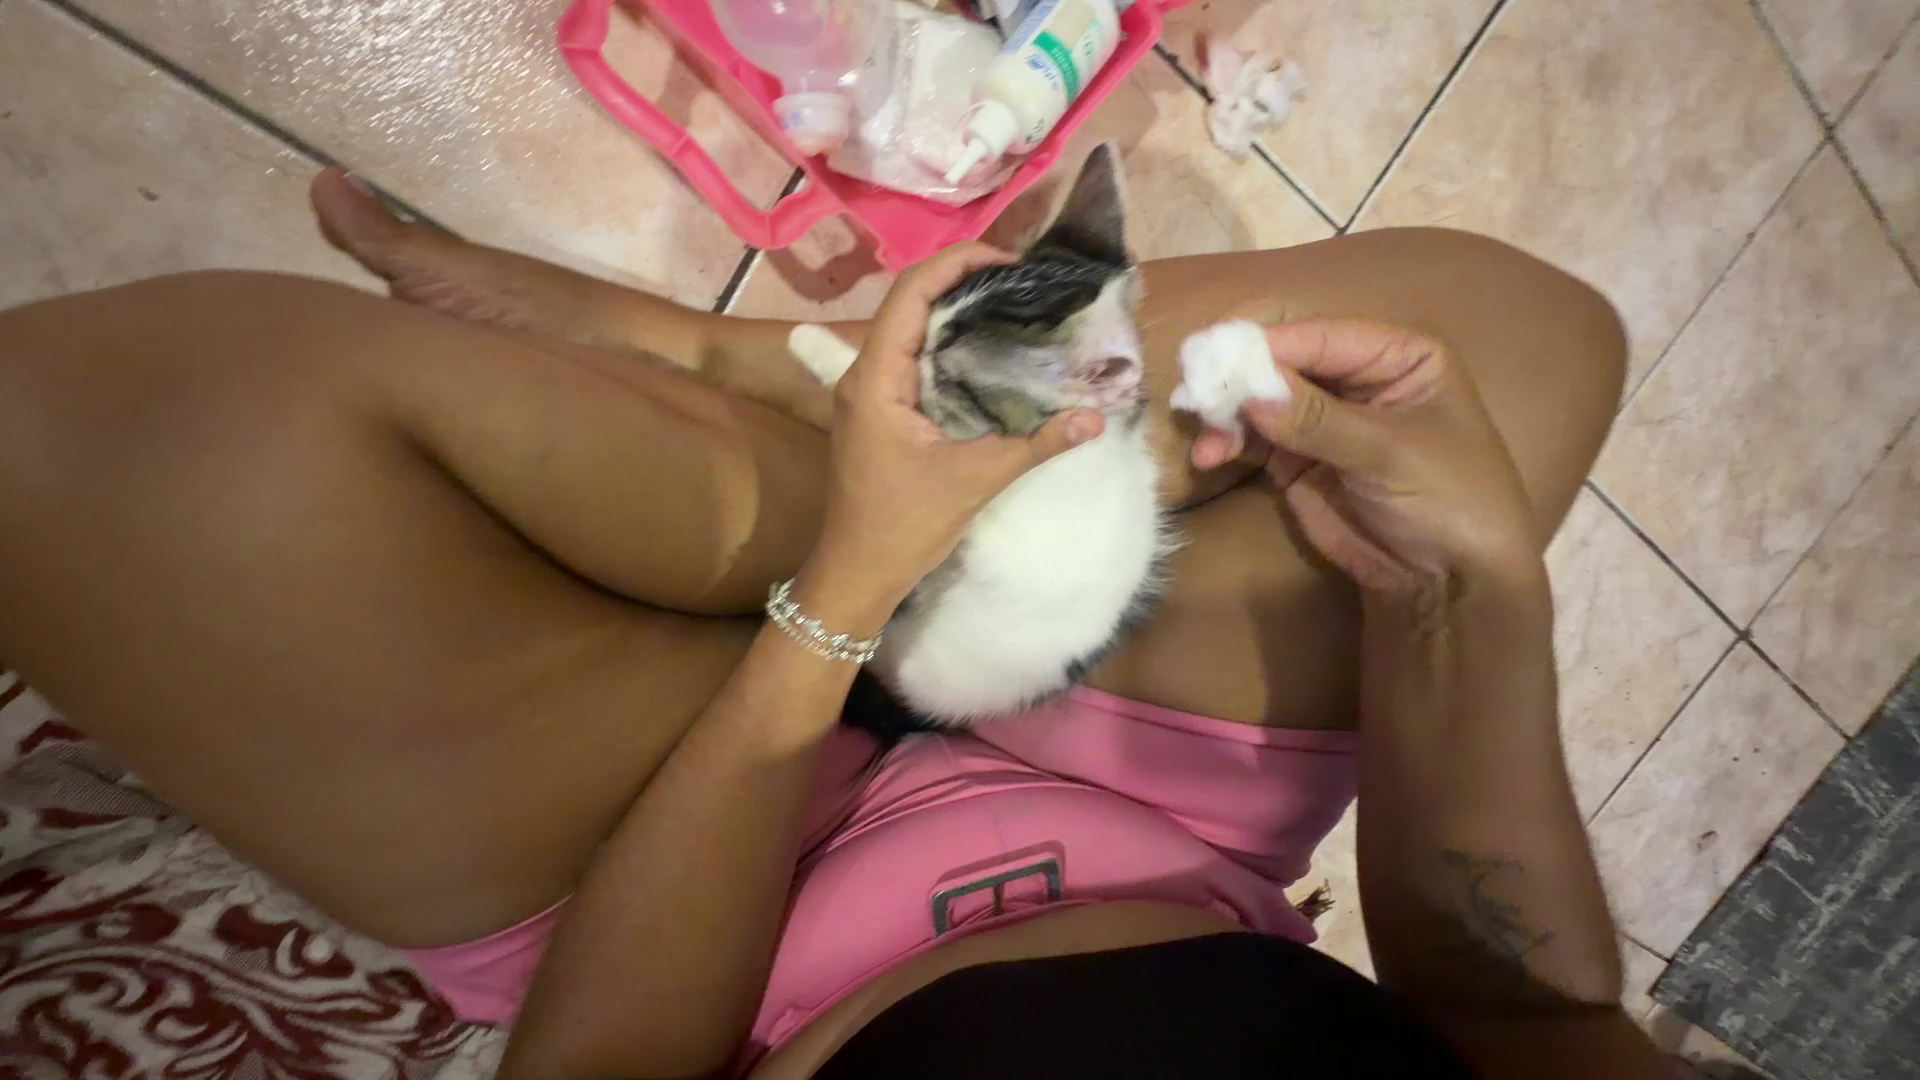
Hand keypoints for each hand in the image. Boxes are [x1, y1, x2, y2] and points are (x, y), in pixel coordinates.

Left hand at [796, 244, 1104, 628]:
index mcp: (876, 379)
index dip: (956, 264)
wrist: (857, 573)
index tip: (1008, 263)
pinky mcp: (879, 414)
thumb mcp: (974, 481)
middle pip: (909, 304)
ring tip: (1009, 306)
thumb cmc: (903, 527)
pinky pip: (912, 362)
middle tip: (1019, 284)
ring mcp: (868, 395)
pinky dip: (947, 348)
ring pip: (909, 332)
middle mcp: (865, 376)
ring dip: (953, 314)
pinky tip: (985, 353)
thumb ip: (1034, 445)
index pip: (910, 294)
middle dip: (961, 283)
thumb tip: (1096, 419)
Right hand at [1191, 319, 1536, 595]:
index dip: (1270, 346)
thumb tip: (1250, 393)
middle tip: (1194, 394)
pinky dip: (1227, 444)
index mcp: (1395, 356)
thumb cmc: (1447, 497)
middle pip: (1282, 364)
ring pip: (1259, 402)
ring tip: (1206, 443)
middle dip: (1238, 381)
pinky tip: (1208, 456)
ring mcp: (1319, 420)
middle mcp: (1353, 379)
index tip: (1216, 357)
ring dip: (1226, 418)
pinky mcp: (1293, 459)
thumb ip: (1318, 420)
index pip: (1322, 339)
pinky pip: (1252, 439)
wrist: (1445, 577)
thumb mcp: (1389, 451)